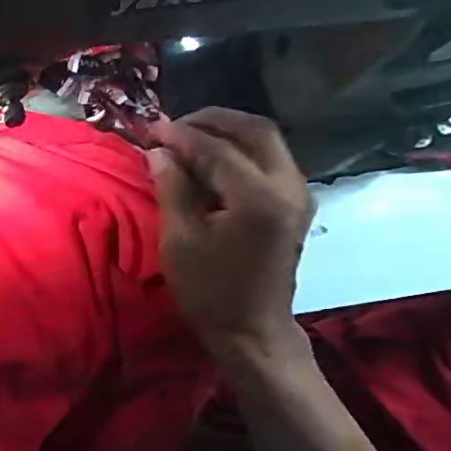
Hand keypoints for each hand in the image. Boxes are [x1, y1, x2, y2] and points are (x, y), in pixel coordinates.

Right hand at [149, 108, 314, 353]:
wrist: (251, 329)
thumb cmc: (209, 291)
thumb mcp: (180, 241)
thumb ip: (172, 189)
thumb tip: (160, 151)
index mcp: (258, 198)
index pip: (218, 149)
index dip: (182, 135)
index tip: (152, 128)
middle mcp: (288, 186)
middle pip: (256, 130)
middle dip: (214, 121)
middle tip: (175, 125)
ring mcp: (298, 194)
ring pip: (267, 142)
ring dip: (228, 133)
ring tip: (189, 139)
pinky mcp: (294, 204)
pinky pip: (270, 160)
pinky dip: (241, 151)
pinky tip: (211, 161)